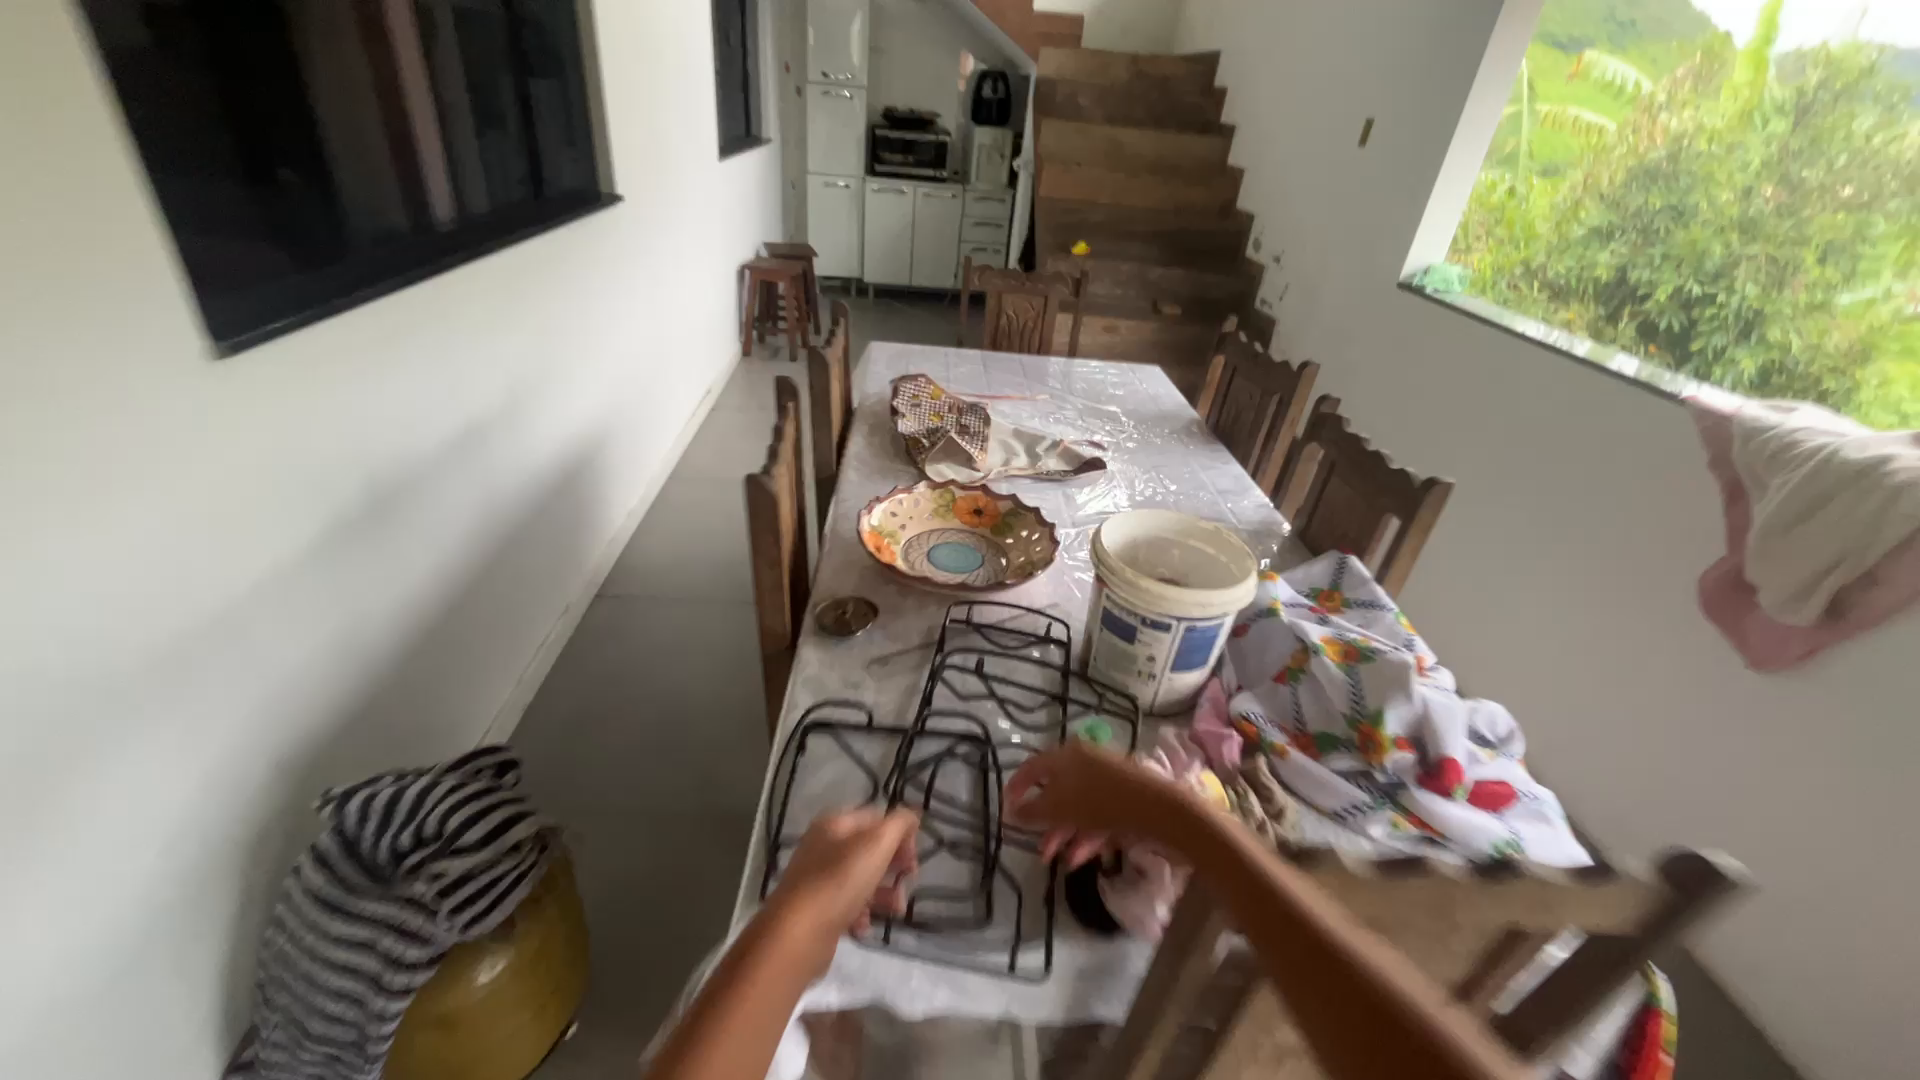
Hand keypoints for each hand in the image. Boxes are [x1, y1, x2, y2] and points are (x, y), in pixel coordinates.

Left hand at [766, 806, 919, 962]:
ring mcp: (819, 879)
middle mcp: (824, 847)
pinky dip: (862, 913)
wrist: (798, 934)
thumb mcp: (876, 844)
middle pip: (870, 849)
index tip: (913, 857)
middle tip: (909, 879)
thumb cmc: (840, 881)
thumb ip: (899, 824)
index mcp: (835, 824)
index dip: (900, 833)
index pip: (876, 818)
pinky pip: (848, 905)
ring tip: (896, 909)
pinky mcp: (818, 909)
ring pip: (862, 879)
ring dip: (884, 893)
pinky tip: (864, 925)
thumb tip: (912, 816)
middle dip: (894, 864)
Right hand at [1004, 742, 1198, 868]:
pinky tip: (1079, 860)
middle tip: (1037, 847)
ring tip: (1057, 860)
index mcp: (1064, 755)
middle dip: (1044, 823)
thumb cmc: (1097, 802)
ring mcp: (1105, 780)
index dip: (1016, 788)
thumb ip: (1031, 811)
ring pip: (1076, 807)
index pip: (1032, 767)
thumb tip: (1011, 812)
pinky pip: (1096, 816)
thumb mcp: (1057, 808)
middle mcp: (1083, 762)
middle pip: (1056, 791)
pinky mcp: (1123, 798)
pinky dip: (1085, 836)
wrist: (1154, 808)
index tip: (1006, 809)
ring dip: (1064, 834)